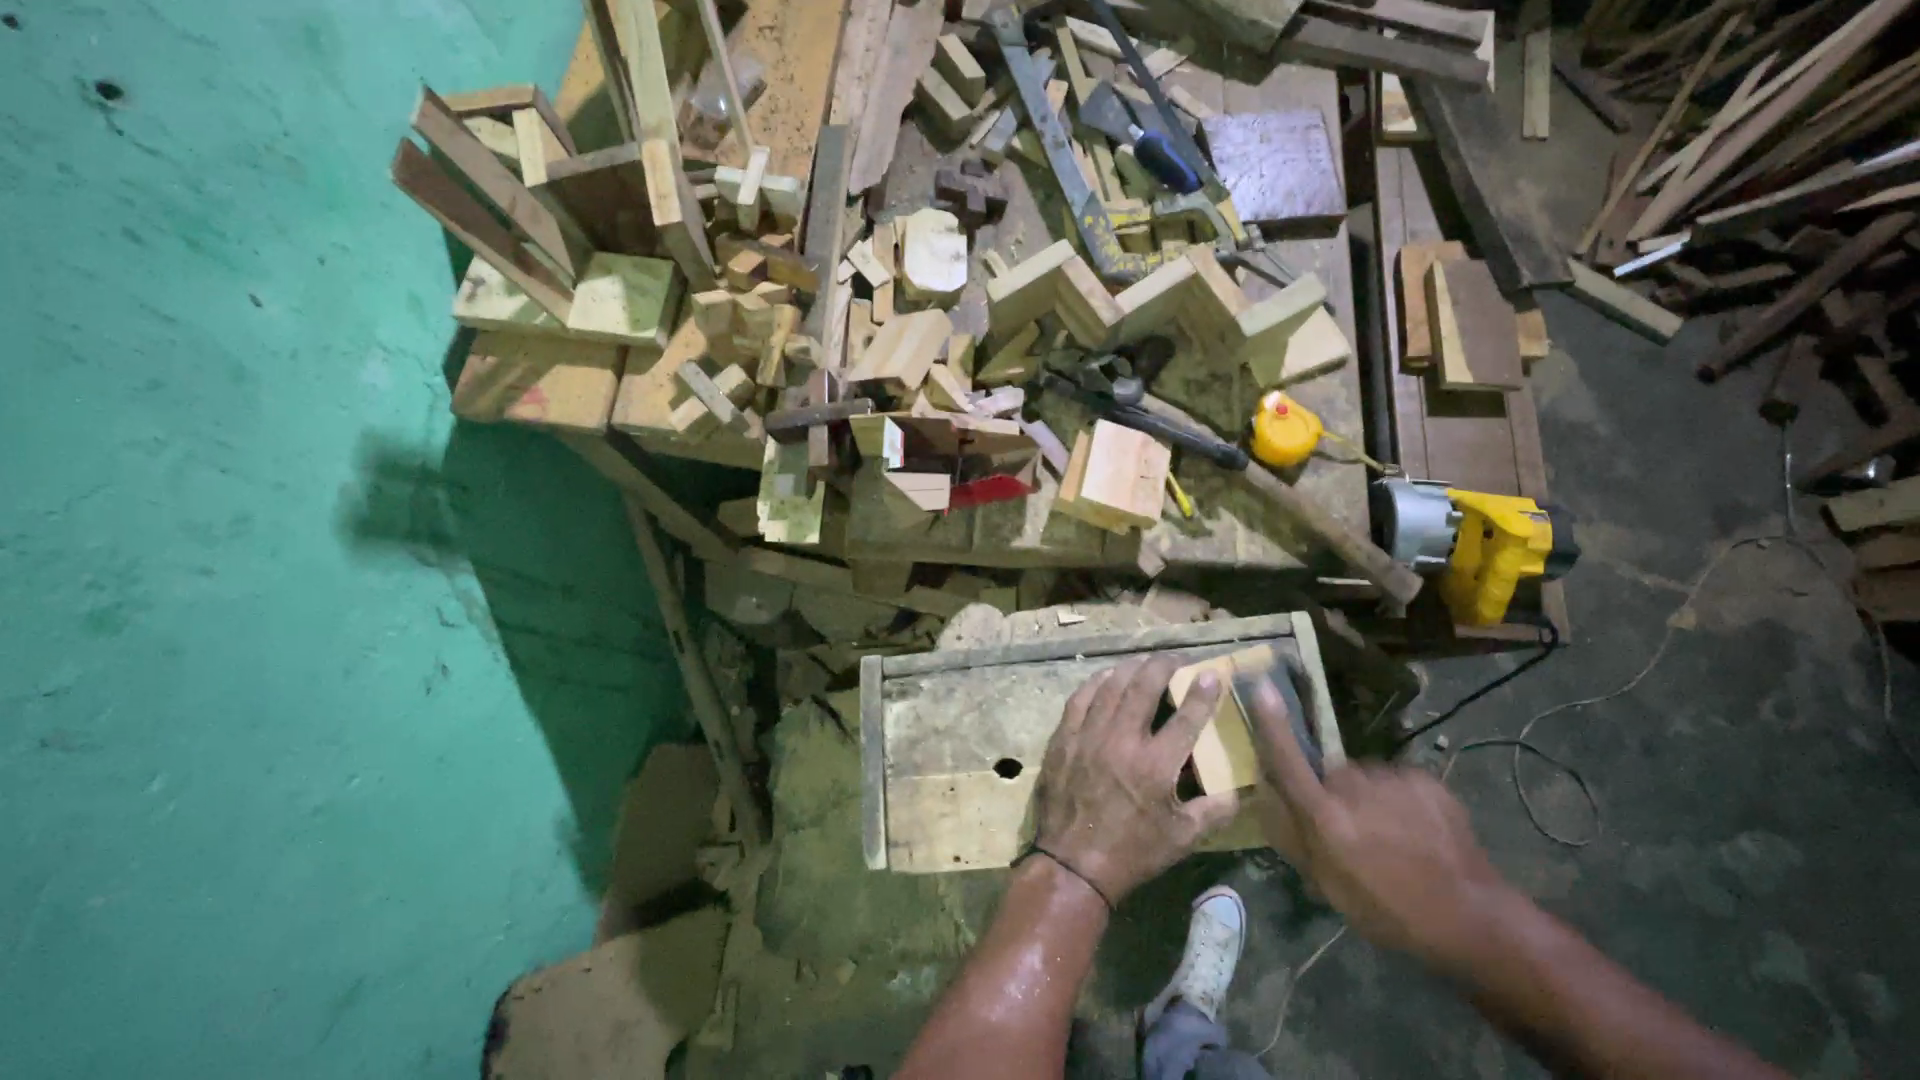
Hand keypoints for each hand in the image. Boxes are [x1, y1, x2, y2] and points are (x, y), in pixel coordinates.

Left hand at [1032, 655, 1241, 904]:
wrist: (1073, 864)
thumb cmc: (1133, 852)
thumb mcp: (1184, 837)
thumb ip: (1216, 809)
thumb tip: (1242, 788)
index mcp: (1156, 765)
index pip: (1186, 717)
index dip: (1202, 692)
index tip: (1211, 673)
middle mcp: (1122, 741)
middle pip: (1144, 686)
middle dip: (1163, 665)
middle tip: (1175, 658)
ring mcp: (1088, 737)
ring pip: (1110, 686)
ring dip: (1130, 669)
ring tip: (1144, 663)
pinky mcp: (1063, 739)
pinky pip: (1079, 699)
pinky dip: (1096, 683)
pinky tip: (1106, 678)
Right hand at [1245, 679, 1516, 970]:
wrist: (1470, 916)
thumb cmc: (1389, 912)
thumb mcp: (1328, 887)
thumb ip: (1294, 838)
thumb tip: (1267, 801)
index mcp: (1325, 816)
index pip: (1287, 760)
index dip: (1272, 724)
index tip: (1263, 687)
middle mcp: (1354, 787)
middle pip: (1330, 774)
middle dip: (1333, 793)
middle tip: (1352, 832)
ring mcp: (1392, 778)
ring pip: (1365, 778)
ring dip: (1368, 797)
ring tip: (1392, 837)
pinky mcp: (1423, 778)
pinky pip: (1396, 779)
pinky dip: (1398, 798)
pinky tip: (1416, 830)